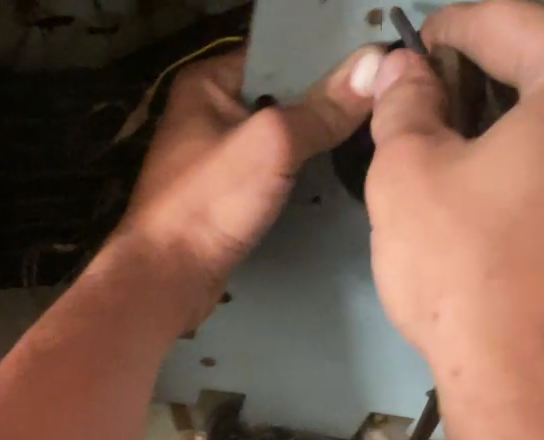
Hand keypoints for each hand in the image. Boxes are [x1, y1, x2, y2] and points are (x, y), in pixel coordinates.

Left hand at [118, 47, 379, 317]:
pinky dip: (296, 177)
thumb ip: (322, 108)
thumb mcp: (272, 144)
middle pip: (282, 98)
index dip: (325, 61)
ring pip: (278, 140)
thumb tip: (377, 65)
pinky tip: (329, 177)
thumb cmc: (208, 204)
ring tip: (365, 138)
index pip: (279, 54)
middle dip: (323, 105)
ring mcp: (215, 160)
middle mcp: (208, 114)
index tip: (373, 71)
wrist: (165, 280)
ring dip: (313, 144)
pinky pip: (270, 175)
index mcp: (207, 83)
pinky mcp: (224, 199)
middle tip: (378, 109)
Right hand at [364, 0, 543, 424]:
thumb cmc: (465, 270)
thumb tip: (402, 71)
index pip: (502, 22)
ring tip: (460, 165)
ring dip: (515, 127)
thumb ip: (403, 104)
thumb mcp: (406, 175)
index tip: (406, 55)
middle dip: (481, 83)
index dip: (441, 35)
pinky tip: (502, 209)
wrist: (526, 378)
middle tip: (425, 117)